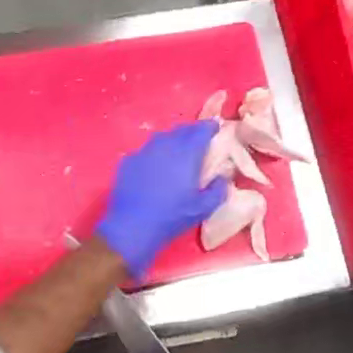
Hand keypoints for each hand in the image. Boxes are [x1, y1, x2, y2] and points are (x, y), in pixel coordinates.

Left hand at [94, 120, 228, 276]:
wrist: (132, 226)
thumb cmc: (172, 217)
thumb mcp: (203, 208)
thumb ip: (218, 189)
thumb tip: (223, 177)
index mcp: (187, 152)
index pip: (202, 129)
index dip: (210, 127)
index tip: (215, 129)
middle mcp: (165, 145)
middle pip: (182, 130)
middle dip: (192, 133)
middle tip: (198, 143)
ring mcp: (144, 151)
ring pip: (162, 138)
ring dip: (172, 142)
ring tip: (176, 154)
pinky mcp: (128, 161)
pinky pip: (145, 151)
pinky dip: (154, 155)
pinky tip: (153, 169)